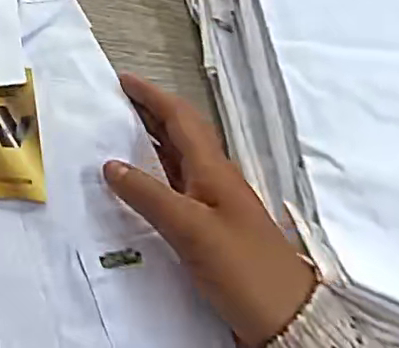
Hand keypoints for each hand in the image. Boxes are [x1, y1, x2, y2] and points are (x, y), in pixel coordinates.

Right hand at [103, 73, 316, 345]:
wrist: (288, 317)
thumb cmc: (245, 268)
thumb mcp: (191, 229)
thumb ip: (149, 195)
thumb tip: (111, 166)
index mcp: (211, 166)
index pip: (178, 116)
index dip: (151, 95)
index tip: (124, 80)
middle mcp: (213, 176)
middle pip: (179, 131)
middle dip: (149, 111)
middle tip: (117, 102)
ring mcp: (214, 200)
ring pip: (178, 157)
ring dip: (152, 140)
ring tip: (121, 135)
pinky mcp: (212, 225)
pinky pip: (177, 185)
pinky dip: (156, 174)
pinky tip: (140, 187)